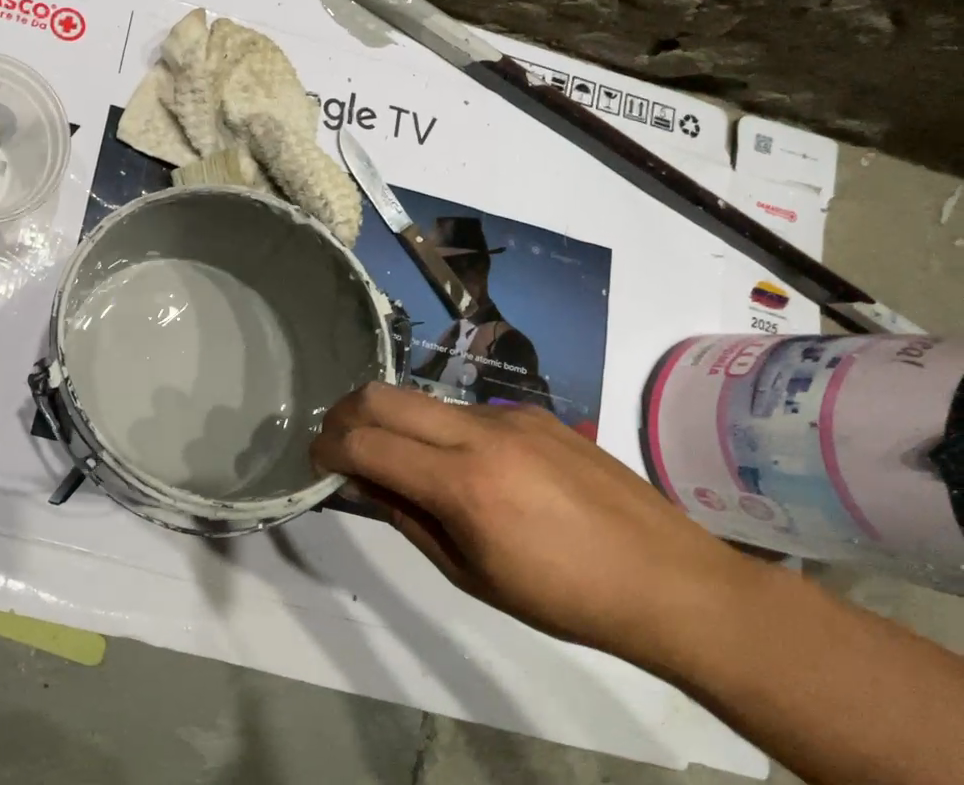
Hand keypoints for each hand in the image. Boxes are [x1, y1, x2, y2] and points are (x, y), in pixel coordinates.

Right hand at [311, 383, 754, 664]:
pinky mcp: (537, 414)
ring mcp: (511, 417)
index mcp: (463, 484)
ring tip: (400, 460)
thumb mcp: (470, 572)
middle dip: (343, 415)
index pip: (364, 442)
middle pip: (380, 395)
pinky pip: (464, 410)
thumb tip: (360, 481)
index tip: (317, 463)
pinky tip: (464, 465)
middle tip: (339, 445)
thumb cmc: (565, 597)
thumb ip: (406, 516)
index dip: (327, 448)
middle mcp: (481, 434)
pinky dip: (438, 428)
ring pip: (420, 397)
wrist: (676, 585)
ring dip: (392, 420)